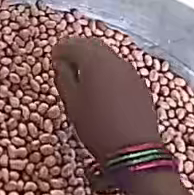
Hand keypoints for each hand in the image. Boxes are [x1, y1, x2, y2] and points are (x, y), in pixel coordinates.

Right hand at [53, 38, 159, 159]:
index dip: (61, 49)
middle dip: (77, 49)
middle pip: (93, 44)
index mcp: (94, 61)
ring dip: (93, 59)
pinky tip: (101, 85)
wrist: (135, 150)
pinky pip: (118, 68)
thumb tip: (61, 63)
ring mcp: (130, 71)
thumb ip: (63, 77)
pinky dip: (106, 70)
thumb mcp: (72, 103)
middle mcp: (114, 60)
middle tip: (65, 61)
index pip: (73, 44)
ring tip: (82, 74)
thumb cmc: (96, 126)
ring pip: (108, 55)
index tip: (53, 57)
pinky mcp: (139, 84)